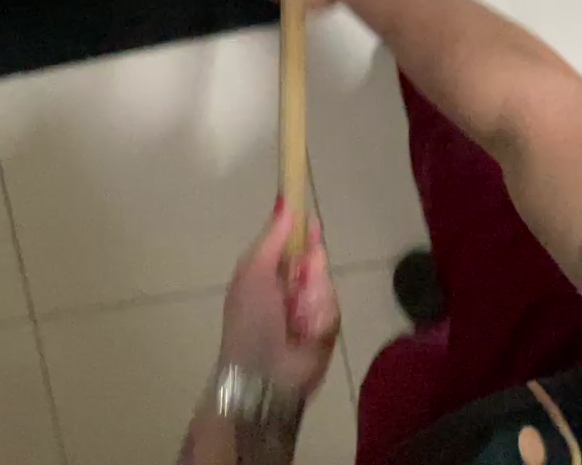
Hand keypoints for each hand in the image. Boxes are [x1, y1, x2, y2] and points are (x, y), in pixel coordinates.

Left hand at [218, 200, 339, 398]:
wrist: (262, 378)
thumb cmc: (249, 321)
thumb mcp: (253, 273)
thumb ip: (272, 238)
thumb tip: (285, 203)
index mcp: (268, 272)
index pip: (292, 242)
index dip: (303, 230)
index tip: (312, 220)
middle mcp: (290, 286)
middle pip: (314, 258)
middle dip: (311, 267)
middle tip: (300, 282)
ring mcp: (309, 306)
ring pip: (325, 282)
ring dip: (312, 297)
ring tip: (296, 318)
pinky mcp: (326, 328)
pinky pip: (332, 308)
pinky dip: (319, 317)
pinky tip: (306, 332)